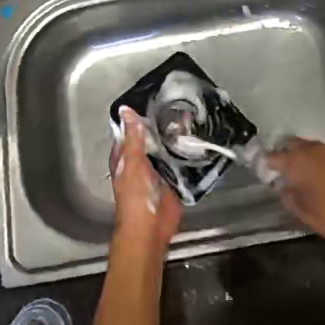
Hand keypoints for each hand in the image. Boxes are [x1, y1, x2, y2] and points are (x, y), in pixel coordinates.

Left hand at [111, 109, 181, 253]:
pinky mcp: (173, 177)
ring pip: (167, 147)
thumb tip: (126, 109)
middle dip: (164, 123)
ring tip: (194, 115)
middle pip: (152, 136)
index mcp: (125, 155)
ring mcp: (158, 168)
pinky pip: (180, 160)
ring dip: (178, 136)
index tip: (157, 95)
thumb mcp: (132, 163)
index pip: (131, 128)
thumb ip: (133, 137)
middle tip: (182, 102)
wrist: (151, 228)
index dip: (141, 113)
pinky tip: (199, 138)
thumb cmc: (135, 196)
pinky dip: (188, 151)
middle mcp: (141, 159)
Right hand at [266, 138, 324, 253]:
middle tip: (286, 170)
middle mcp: (316, 150)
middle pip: (294, 145)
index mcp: (300, 163)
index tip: (266, 169)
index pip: (276, 156)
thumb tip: (282, 185)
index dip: (268, 162)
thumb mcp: (301, 211)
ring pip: (314, 147)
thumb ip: (286, 194)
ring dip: (307, 156)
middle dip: (288, 155)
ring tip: (308, 172)